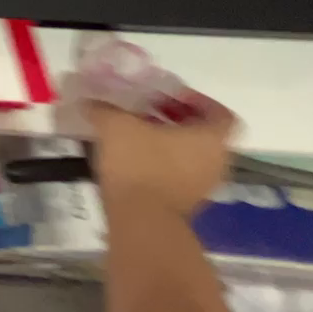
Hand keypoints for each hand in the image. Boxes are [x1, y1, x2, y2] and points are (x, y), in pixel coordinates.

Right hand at [84, 96, 237, 219]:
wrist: (142, 216)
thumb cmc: (138, 162)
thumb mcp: (114, 125)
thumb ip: (104, 108)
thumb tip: (92, 102)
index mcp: (211, 138)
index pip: (220, 113)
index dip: (198, 100)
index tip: (168, 95)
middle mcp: (218, 159)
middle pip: (204, 132)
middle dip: (176, 118)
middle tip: (144, 109)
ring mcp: (205, 181)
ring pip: (191, 151)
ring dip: (167, 139)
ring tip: (133, 132)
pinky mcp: (188, 197)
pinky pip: (180, 169)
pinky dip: (161, 157)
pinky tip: (131, 155)